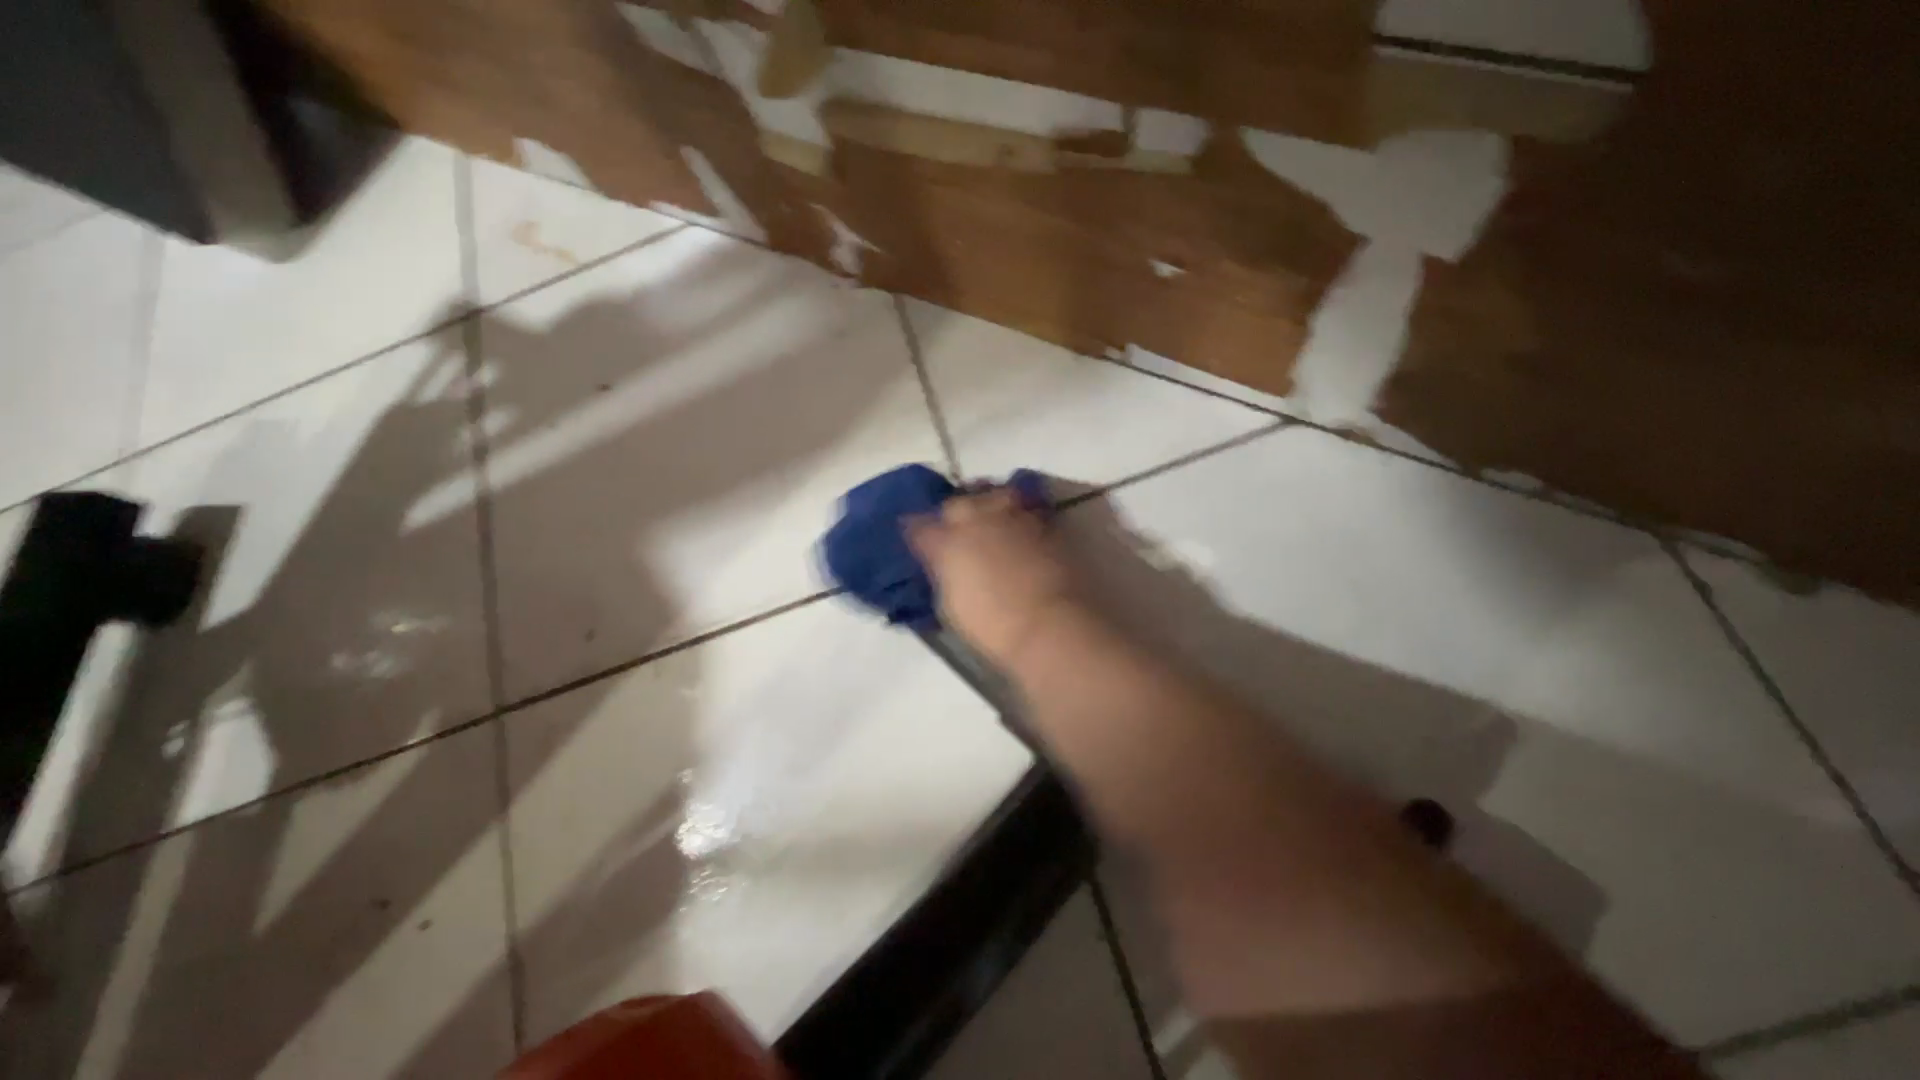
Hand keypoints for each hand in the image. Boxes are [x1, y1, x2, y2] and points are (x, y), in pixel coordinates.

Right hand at [906, 488, 1084, 670]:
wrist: (1051, 624)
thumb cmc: (994, 627)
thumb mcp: (951, 606)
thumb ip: (945, 575)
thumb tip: (944, 565)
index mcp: (945, 542)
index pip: (918, 526)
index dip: (918, 532)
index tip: (920, 541)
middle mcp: (976, 518)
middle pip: (957, 503)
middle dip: (954, 514)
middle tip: (958, 531)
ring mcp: (1012, 515)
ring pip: (994, 494)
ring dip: (990, 505)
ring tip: (993, 519)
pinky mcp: (1046, 520)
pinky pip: (1027, 505)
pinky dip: (1021, 513)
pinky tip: (1023, 525)